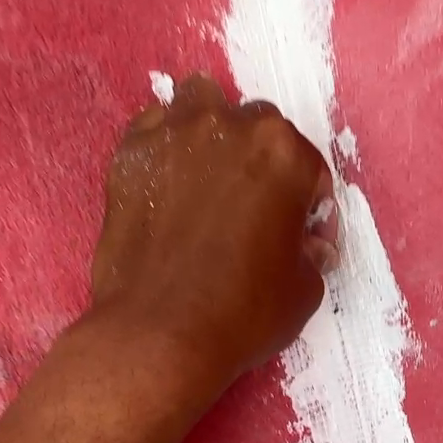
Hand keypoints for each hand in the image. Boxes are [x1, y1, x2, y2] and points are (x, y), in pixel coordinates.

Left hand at [88, 74, 338, 385]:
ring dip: (216, 137)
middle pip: (259, 131)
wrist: (161, 334)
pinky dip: (172, 153)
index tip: (305, 241)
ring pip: (203, 108)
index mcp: (284, 153)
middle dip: (266, 169)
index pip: (311, 170)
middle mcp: (231, 126)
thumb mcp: (305, 290)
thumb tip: (307, 244)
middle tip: (259, 216)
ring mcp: (174, 133)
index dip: (312, 210)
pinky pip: (158, 133)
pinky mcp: (130, 154)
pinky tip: (173, 192)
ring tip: (214, 183)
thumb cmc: (245, 315)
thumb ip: (311, 253)